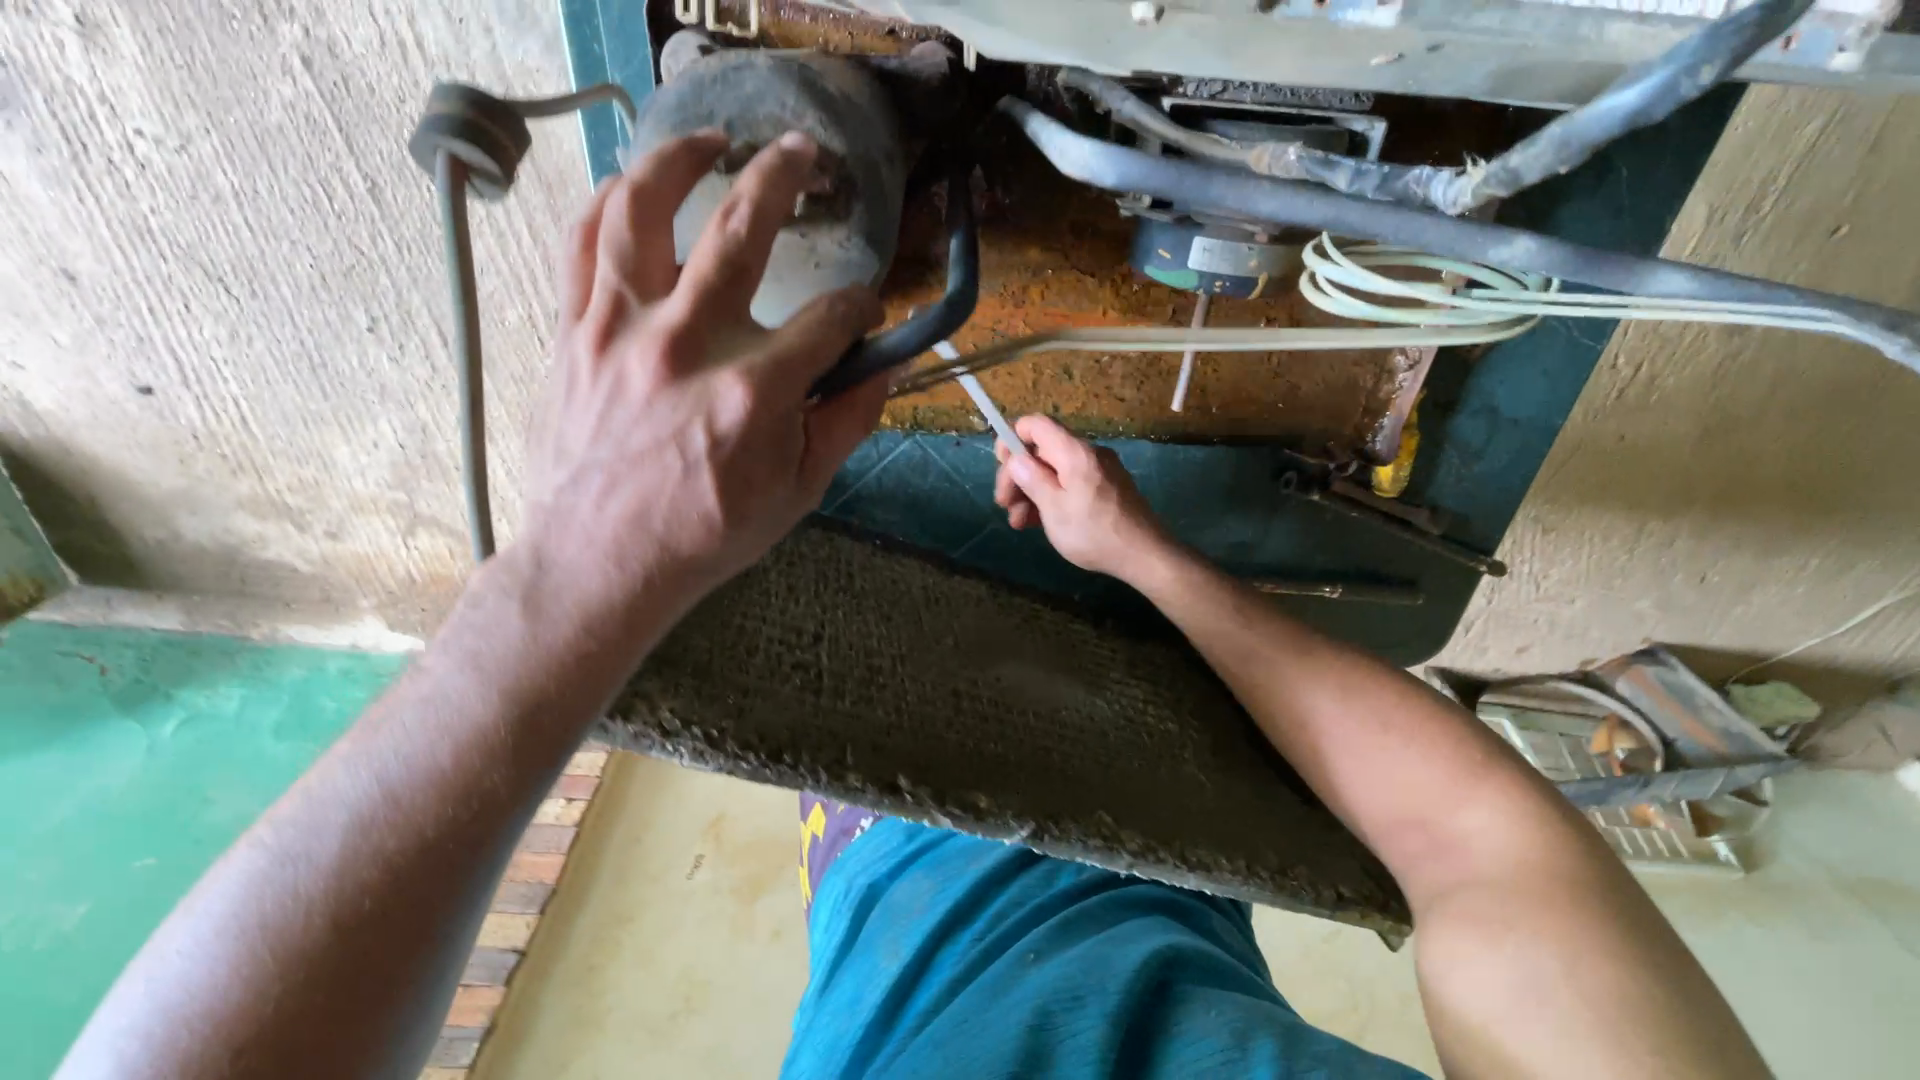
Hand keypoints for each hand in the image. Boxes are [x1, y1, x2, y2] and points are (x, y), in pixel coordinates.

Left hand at [518, 129, 887, 622]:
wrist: (601, 561)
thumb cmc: (707, 534)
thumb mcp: (799, 492)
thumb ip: (847, 422)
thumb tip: (885, 365)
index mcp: (754, 390)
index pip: (830, 318)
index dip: (860, 307)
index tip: (863, 314)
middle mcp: (687, 342)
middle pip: (743, 225)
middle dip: (787, 176)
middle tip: (809, 155)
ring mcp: (620, 327)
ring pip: (645, 207)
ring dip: (683, 157)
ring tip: (714, 141)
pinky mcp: (575, 330)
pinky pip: (582, 241)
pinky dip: (609, 200)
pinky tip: (635, 188)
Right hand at [993, 415, 1172, 579]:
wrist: (1144, 555)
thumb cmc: (1094, 532)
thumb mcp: (1054, 509)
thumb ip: (1031, 479)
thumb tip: (1015, 459)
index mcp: (1074, 452)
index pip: (1036, 425)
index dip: (1012, 438)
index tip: (1001, 466)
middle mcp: (1088, 454)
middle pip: (1042, 451)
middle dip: (1018, 476)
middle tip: (1004, 505)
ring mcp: (1098, 471)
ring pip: (1054, 471)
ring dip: (1031, 492)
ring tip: (1019, 523)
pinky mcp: (1105, 488)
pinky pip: (1070, 484)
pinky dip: (1051, 498)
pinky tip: (1038, 522)